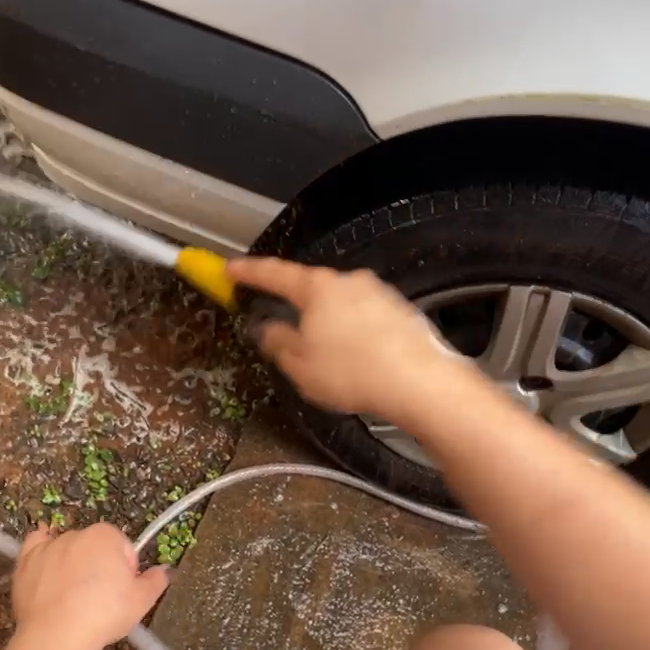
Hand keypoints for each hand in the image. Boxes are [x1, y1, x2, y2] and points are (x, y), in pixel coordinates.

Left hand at [11, 523, 169, 649]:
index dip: (126, 571)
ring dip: (73, 565)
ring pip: (67, 550)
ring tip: (73, 598)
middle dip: (99, 567)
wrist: (57, 636)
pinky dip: (42, 552)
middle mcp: (76, 534)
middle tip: (101, 599)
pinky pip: (35, 546)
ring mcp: (48, 547)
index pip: (123, 548)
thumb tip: (165, 570)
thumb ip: (156, 581)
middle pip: (95, 548)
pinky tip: (47, 564)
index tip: (122, 592)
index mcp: (106, 536)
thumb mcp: (142, 601)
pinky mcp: (25, 562)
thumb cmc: (104, 614)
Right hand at [227, 256, 473, 421]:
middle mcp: (349, 282)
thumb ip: (277, 343)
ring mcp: (378, 294)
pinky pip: (365, 321)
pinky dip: (354, 337)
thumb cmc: (353, 373)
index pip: (275, 274)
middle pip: (312, 291)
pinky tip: (356, 363)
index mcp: (317, 288)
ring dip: (328, 328)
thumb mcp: (300, 365)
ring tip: (328, 362)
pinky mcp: (400, 313)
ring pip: (340, 307)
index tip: (231, 267)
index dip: (249, 272)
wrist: (418, 382)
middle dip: (297, 310)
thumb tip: (267, 330)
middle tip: (287, 335)